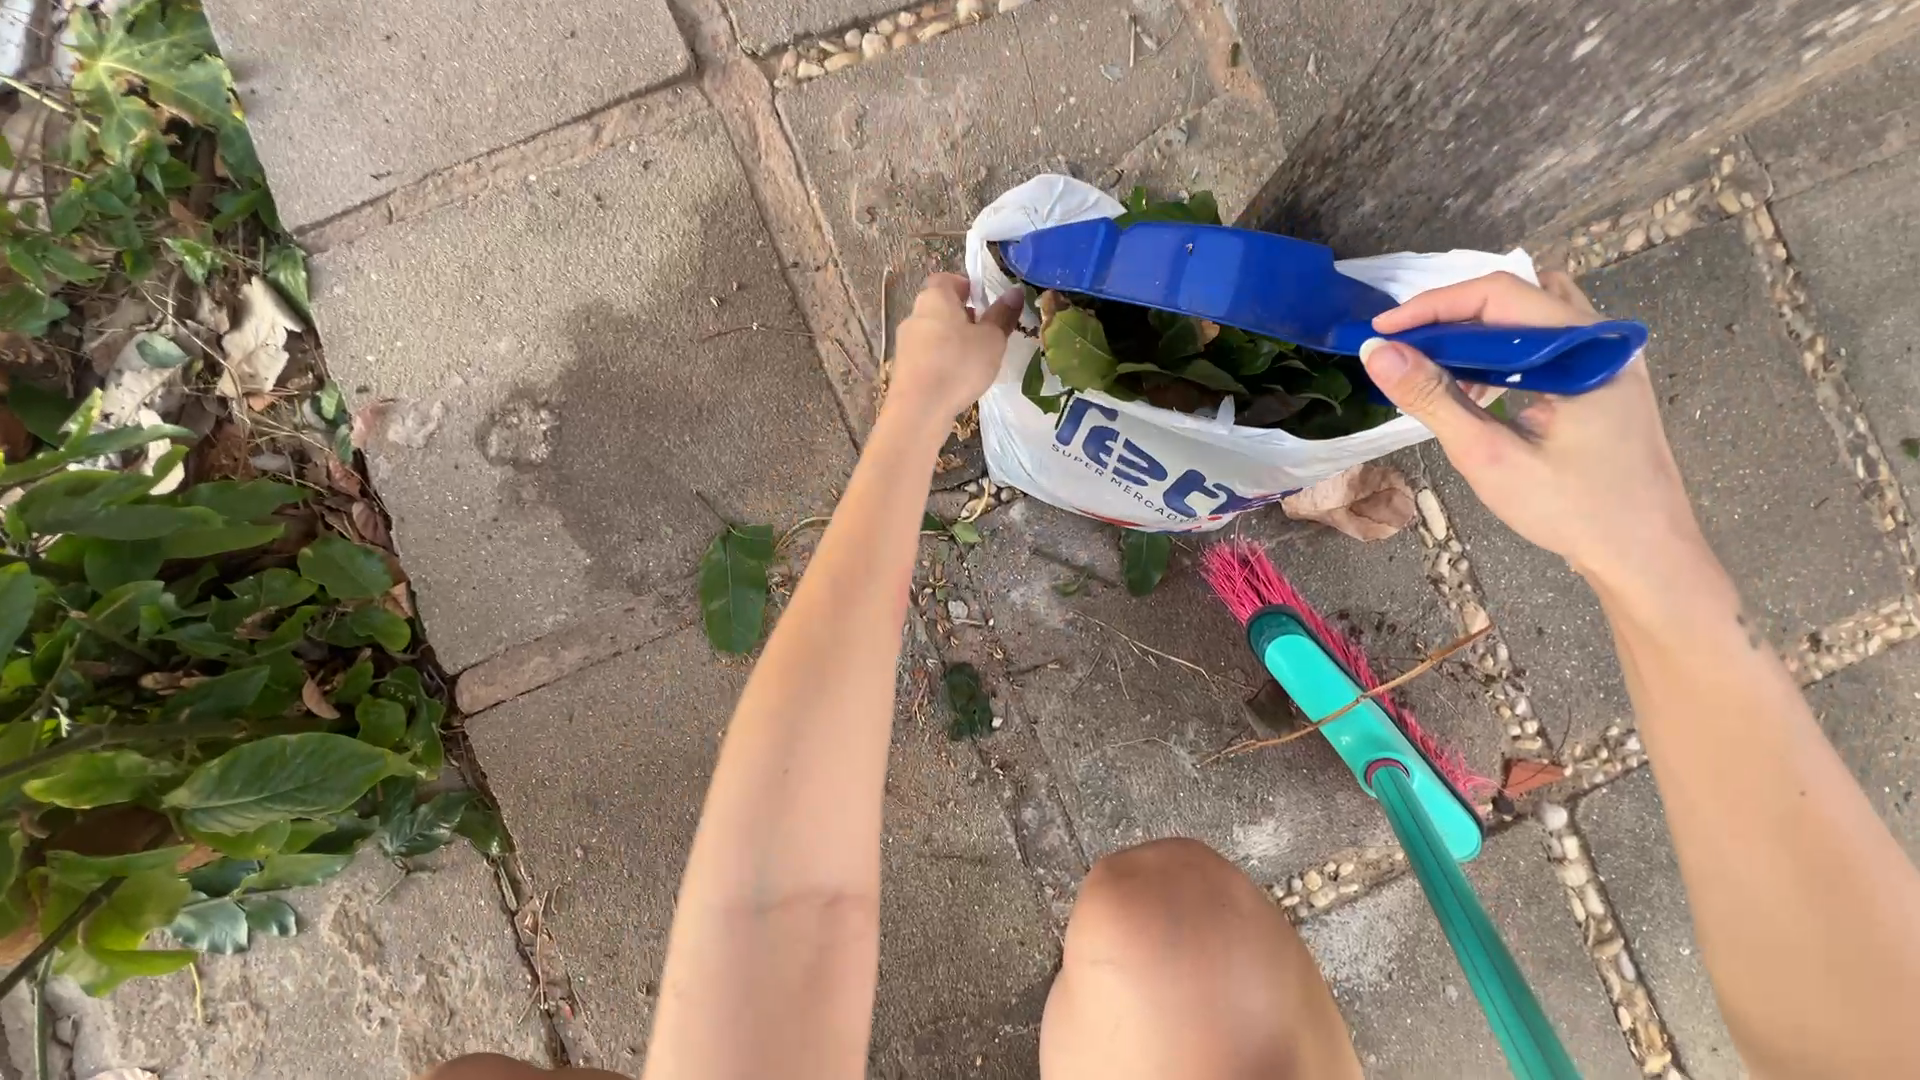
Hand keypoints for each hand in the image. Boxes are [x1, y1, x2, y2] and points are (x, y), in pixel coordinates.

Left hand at [885, 273, 1022, 422]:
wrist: (919, 409)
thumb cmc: (959, 365)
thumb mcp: (991, 340)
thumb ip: (1003, 315)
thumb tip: (1015, 292)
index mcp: (935, 298)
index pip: (947, 279)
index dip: (965, 286)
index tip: (983, 301)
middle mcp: (915, 314)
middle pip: (939, 306)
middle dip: (961, 315)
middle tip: (984, 331)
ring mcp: (905, 342)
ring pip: (933, 332)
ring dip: (951, 339)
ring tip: (974, 358)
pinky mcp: (903, 368)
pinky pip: (926, 355)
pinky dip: (941, 359)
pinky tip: (955, 377)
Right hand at [1362, 271, 1706, 589]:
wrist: (1644, 555)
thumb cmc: (1571, 509)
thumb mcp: (1488, 454)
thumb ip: (1432, 398)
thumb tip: (1376, 354)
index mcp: (1585, 349)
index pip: (1497, 295)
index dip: (1431, 306)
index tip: (1379, 331)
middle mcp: (1602, 339)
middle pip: (1514, 298)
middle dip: (1448, 318)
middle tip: (1398, 349)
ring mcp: (1605, 359)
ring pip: (1528, 317)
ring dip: (1474, 335)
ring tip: (1432, 371)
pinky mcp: (1599, 381)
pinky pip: (1539, 345)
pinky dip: (1496, 355)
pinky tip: (1473, 392)